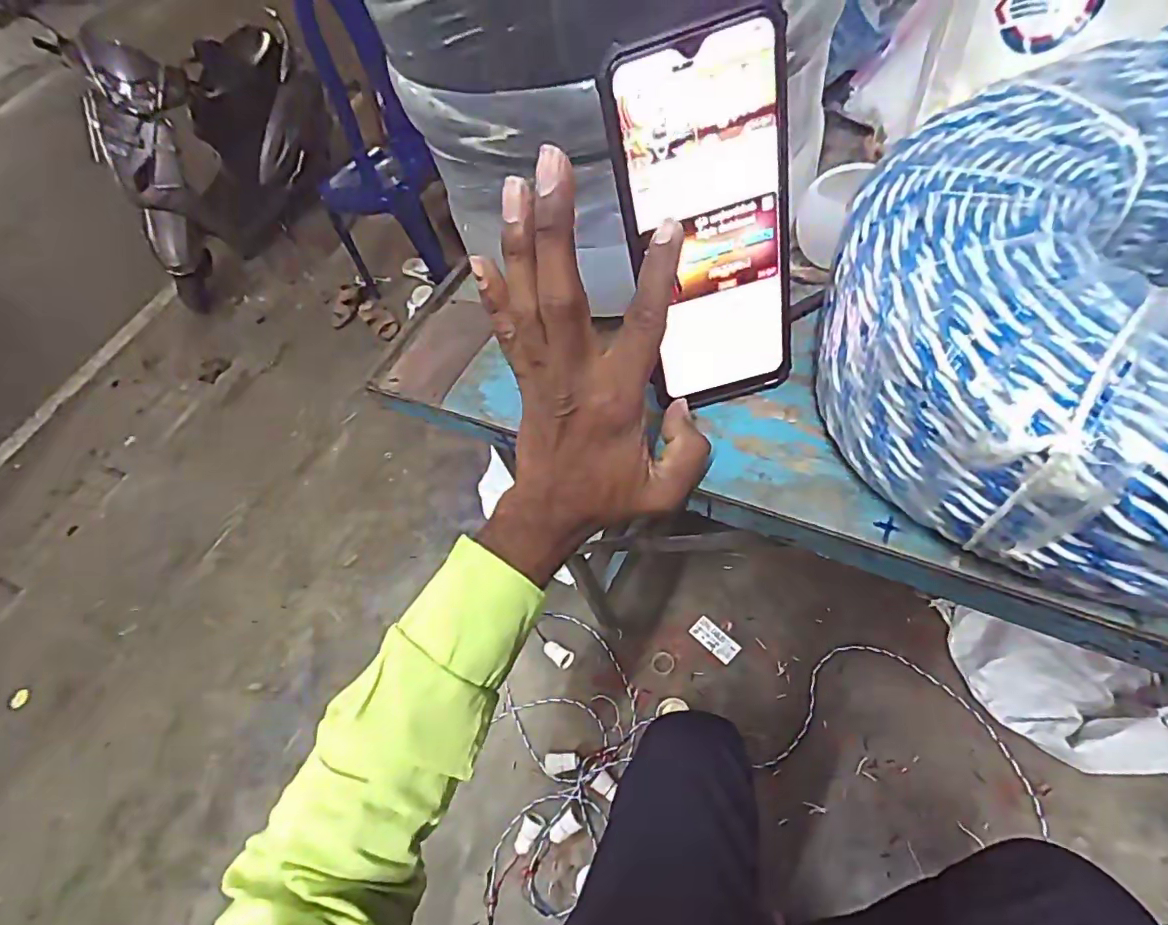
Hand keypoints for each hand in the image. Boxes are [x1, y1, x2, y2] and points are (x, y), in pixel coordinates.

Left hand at [472, 143, 711, 585]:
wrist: (547, 513)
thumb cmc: (605, 499)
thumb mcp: (662, 493)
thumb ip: (689, 452)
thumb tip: (686, 407)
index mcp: (616, 395)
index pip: (641, 326)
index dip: (656, 276)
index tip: (667, 224)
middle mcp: (574, 371)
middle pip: (562, 292)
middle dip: (556, 227)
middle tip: (552, 167)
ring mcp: (540, 370)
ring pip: (526, 300)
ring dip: (518, 241)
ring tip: (514, 185)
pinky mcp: (522, 375)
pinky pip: (504, 328)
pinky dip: (491, 292)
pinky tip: (478, 253)